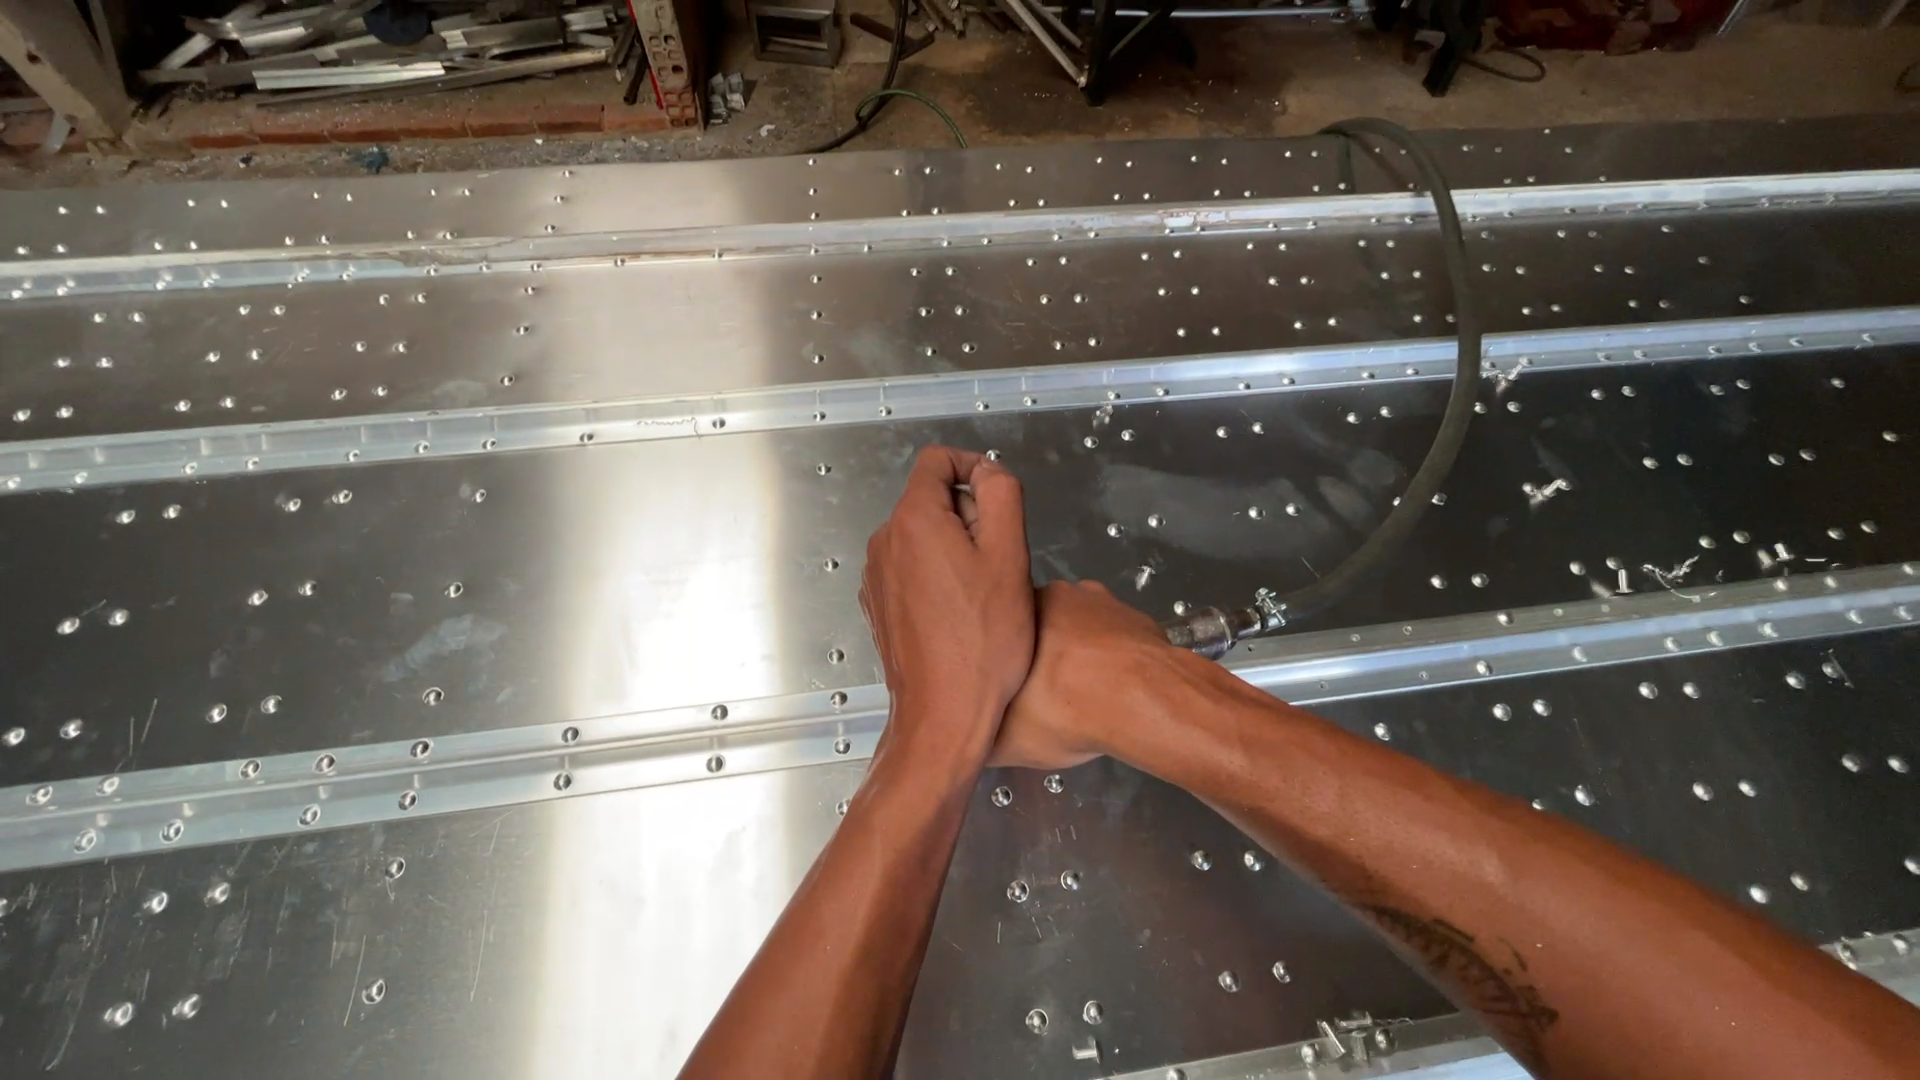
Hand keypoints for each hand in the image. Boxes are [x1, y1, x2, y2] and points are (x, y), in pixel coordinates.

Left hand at [860, 446, 1033, 758]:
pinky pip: (911, 568)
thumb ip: (1001, 495)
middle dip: (969, 516)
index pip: (937, 460)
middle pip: (931, 499)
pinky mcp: (879, 604)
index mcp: (913, 521)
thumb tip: (988, 471)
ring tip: (981, 593)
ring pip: (923, 536)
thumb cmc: (982, 643)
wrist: (944, 713)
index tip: (997, 497)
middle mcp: (885, 542)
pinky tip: (960, 613)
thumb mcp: (1010, 556)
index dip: (973, 467)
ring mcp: (877, 576)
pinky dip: (937, 576)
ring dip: (955, 548)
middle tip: (998, 561)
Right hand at [991, 580, 1174, 769]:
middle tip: (1042, 693)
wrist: (1141, 702)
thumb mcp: (1002, 742)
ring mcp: (1100, 601)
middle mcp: (1055, 594)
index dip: (999, 658)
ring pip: (1080, 627)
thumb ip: (980, 735)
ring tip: (1083, 694)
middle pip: (1038, 624)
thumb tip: (972, 739)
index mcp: (1015, 612)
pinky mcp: (1136, 616)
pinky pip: (1115, 637)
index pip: (996, 628)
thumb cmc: (1061, 712)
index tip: (1005, 686)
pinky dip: (1114, 658)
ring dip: (1080, 653)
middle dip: (1039, 653)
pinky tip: (1115, 689)